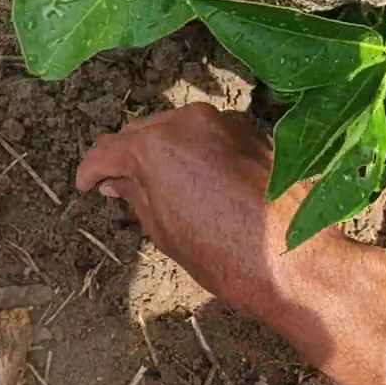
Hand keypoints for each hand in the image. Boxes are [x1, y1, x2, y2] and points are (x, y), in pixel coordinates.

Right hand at [74, 104, 363, 329]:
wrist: (299, 264)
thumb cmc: (228, 259)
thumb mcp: (165, 232)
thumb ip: (134, 195)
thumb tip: (117, 180)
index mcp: (158, 144)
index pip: (109, 149)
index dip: (91, 170)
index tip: (86, 186)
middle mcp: (192, 120)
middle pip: (144, 133)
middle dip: (128, 158)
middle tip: (117, 186)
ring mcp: (228, 122)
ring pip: (180, 130)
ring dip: (165, 153)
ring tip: (159, 186)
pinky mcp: (256, 132)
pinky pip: (212, 136)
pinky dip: (198, 152)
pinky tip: (198, 181)